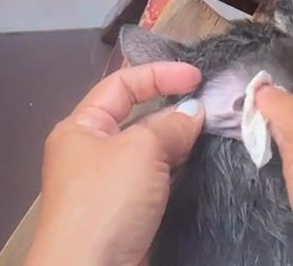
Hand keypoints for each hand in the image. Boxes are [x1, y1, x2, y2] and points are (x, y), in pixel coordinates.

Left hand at [24, 61, 206, 265]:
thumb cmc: (107, 201)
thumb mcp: (142, 151)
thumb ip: (171, 125)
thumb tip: (193, 113)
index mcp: (80, 127)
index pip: (122, 84)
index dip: (159, 74)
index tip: (197, 77)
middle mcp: (90, 152)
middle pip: (136, 116)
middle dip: (172, 108)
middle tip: (211, 106)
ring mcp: (106, 187)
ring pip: (147, 151)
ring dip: (176, 141)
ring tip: (212, 131)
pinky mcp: (123, 217)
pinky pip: (152, 181)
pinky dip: (174, 171)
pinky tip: (198, 166)